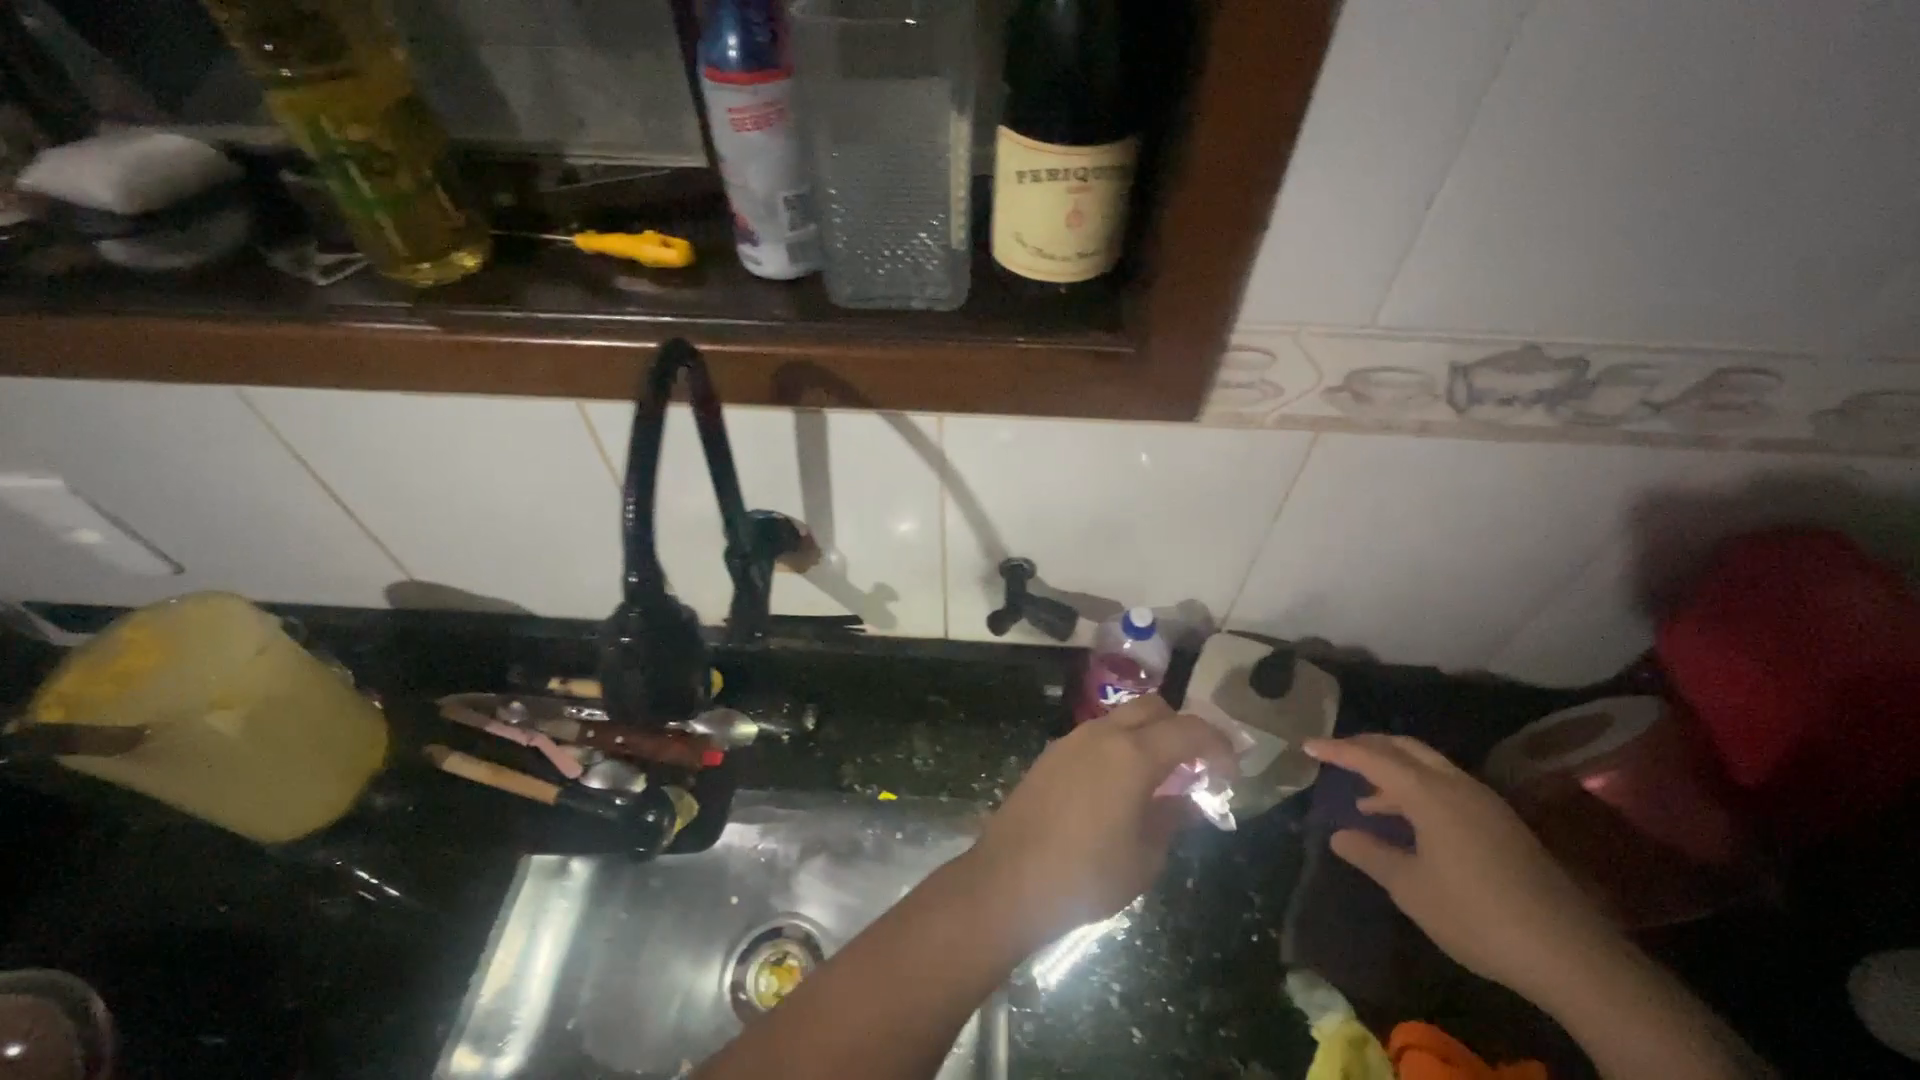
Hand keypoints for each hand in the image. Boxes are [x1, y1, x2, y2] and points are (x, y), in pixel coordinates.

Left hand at [967, 695, 1235, 949]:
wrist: (1006, 884)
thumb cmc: (1085, 876)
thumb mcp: (1145, 857)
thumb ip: (1172, 819)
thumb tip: (1187, 802)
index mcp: (1133, 754)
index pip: (1190, 730)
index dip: (1219, 747)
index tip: (1231, 774)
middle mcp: (1101, 735)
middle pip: (1153, 709)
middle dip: (1181, 730)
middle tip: (1195, 769)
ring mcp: (1069, 743)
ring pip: (1119, 721)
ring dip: (1146, 739)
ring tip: (1158, 783)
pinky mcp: (1048, 758)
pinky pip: (1094, 740)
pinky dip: (1117, 751)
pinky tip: (1118, 791)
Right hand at [1303, 734, 1622, 998]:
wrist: (1565, 950)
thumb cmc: (1475, 915)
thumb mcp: (1410, 888)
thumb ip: (1371, 854)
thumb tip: (1339, 834)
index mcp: (1431, 795)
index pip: (1374, 759)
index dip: (1338, 751)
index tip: (1307, 744)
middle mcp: (1459, 787)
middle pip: (1407, 749)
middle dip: (1369, 747)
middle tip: (1336, 755)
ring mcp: (1486, 804)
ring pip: (1431, 768)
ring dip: (1395, 773)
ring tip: (1365, 799)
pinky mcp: (1502, 825)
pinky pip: (1448, 789)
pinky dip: (1419, 792)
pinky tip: (1410, 824)